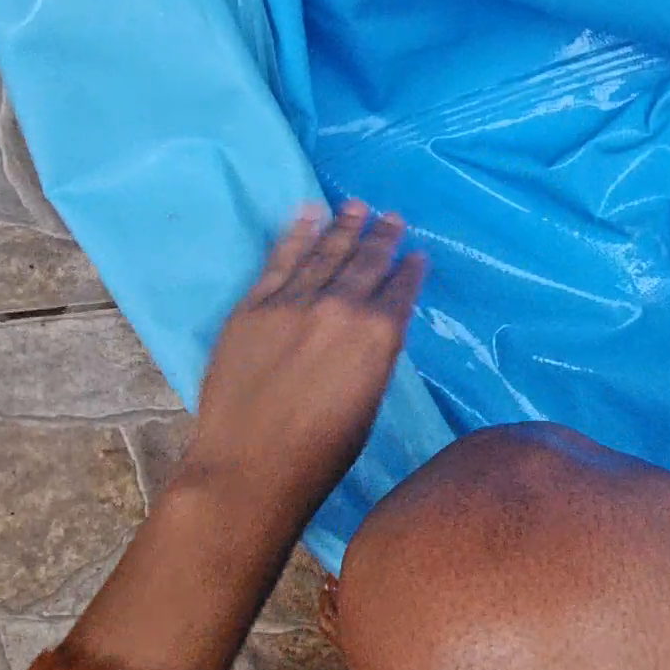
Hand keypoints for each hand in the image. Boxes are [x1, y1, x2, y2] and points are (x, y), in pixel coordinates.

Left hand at [176, 201, 428, 529]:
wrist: (253, 463)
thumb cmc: (326, 447)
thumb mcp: (371, 398)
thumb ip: (374, 353)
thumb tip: (373, 329)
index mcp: (379, 334)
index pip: (400, 289)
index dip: (410, 269)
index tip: (416, 253)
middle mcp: (341, 307)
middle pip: (366, 262)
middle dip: (382, 238)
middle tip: (393, 217)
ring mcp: (293, 302)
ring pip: (325, 253)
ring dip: (344, 226)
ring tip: (357, 206)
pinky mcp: (254, 305)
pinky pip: (280, 260)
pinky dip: (296, 234)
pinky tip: (308, 213)